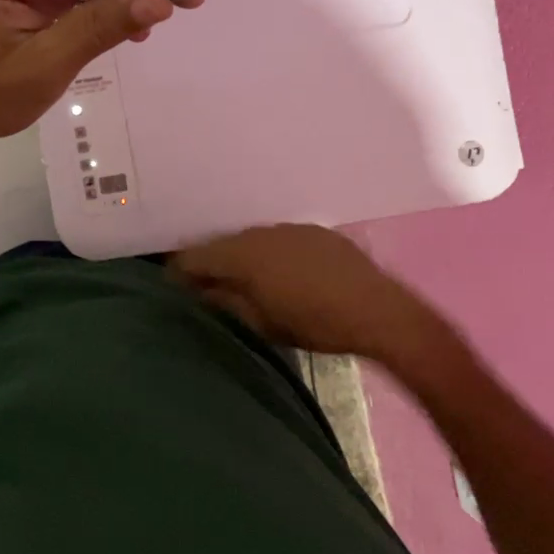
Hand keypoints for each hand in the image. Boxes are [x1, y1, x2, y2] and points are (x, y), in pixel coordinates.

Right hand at [171, 224, 449, 365]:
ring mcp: (291, 229)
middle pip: (222, 245)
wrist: (380, 313)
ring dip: (243, 258)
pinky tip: (283, 274)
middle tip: (206, 287)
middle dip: (211, 264)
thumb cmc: (314, 324)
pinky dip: (272, 255)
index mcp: (241, 254)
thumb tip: (199, 292)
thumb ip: (225, 302)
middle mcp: (261, 233)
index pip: (193, 257)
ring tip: (246, 281)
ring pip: (252, 240)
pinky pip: (281, 241)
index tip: (172, 287)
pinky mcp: (317, 233)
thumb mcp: (260, 323)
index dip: (179, 272)